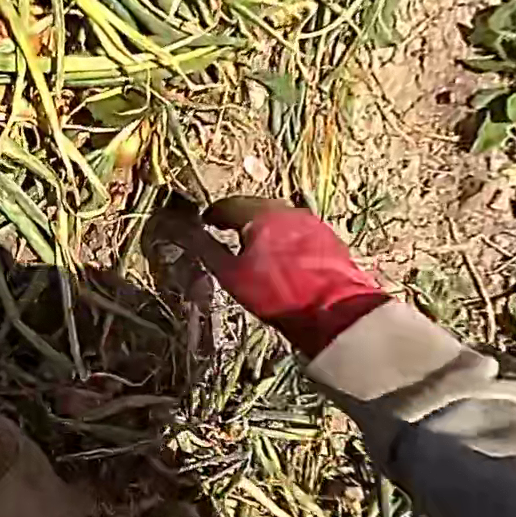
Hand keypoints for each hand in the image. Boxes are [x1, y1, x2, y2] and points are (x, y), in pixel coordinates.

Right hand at [155, 196, 387, 353]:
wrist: (332, 311)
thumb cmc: (274, 294)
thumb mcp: (230, 274)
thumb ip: (205, 248)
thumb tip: (183, 232)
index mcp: (258, 214)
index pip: (227, 205)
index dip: (212, 214)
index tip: (204, 223)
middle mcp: (284, 209)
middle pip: (253, 206)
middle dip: (237, 216)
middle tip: (224, 230)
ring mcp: (308, 220)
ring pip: (275, 216)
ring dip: (260, 224)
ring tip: (251, 243)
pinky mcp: (326, 235)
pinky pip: (294, 228)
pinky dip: (280, 234)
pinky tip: (278, 253)